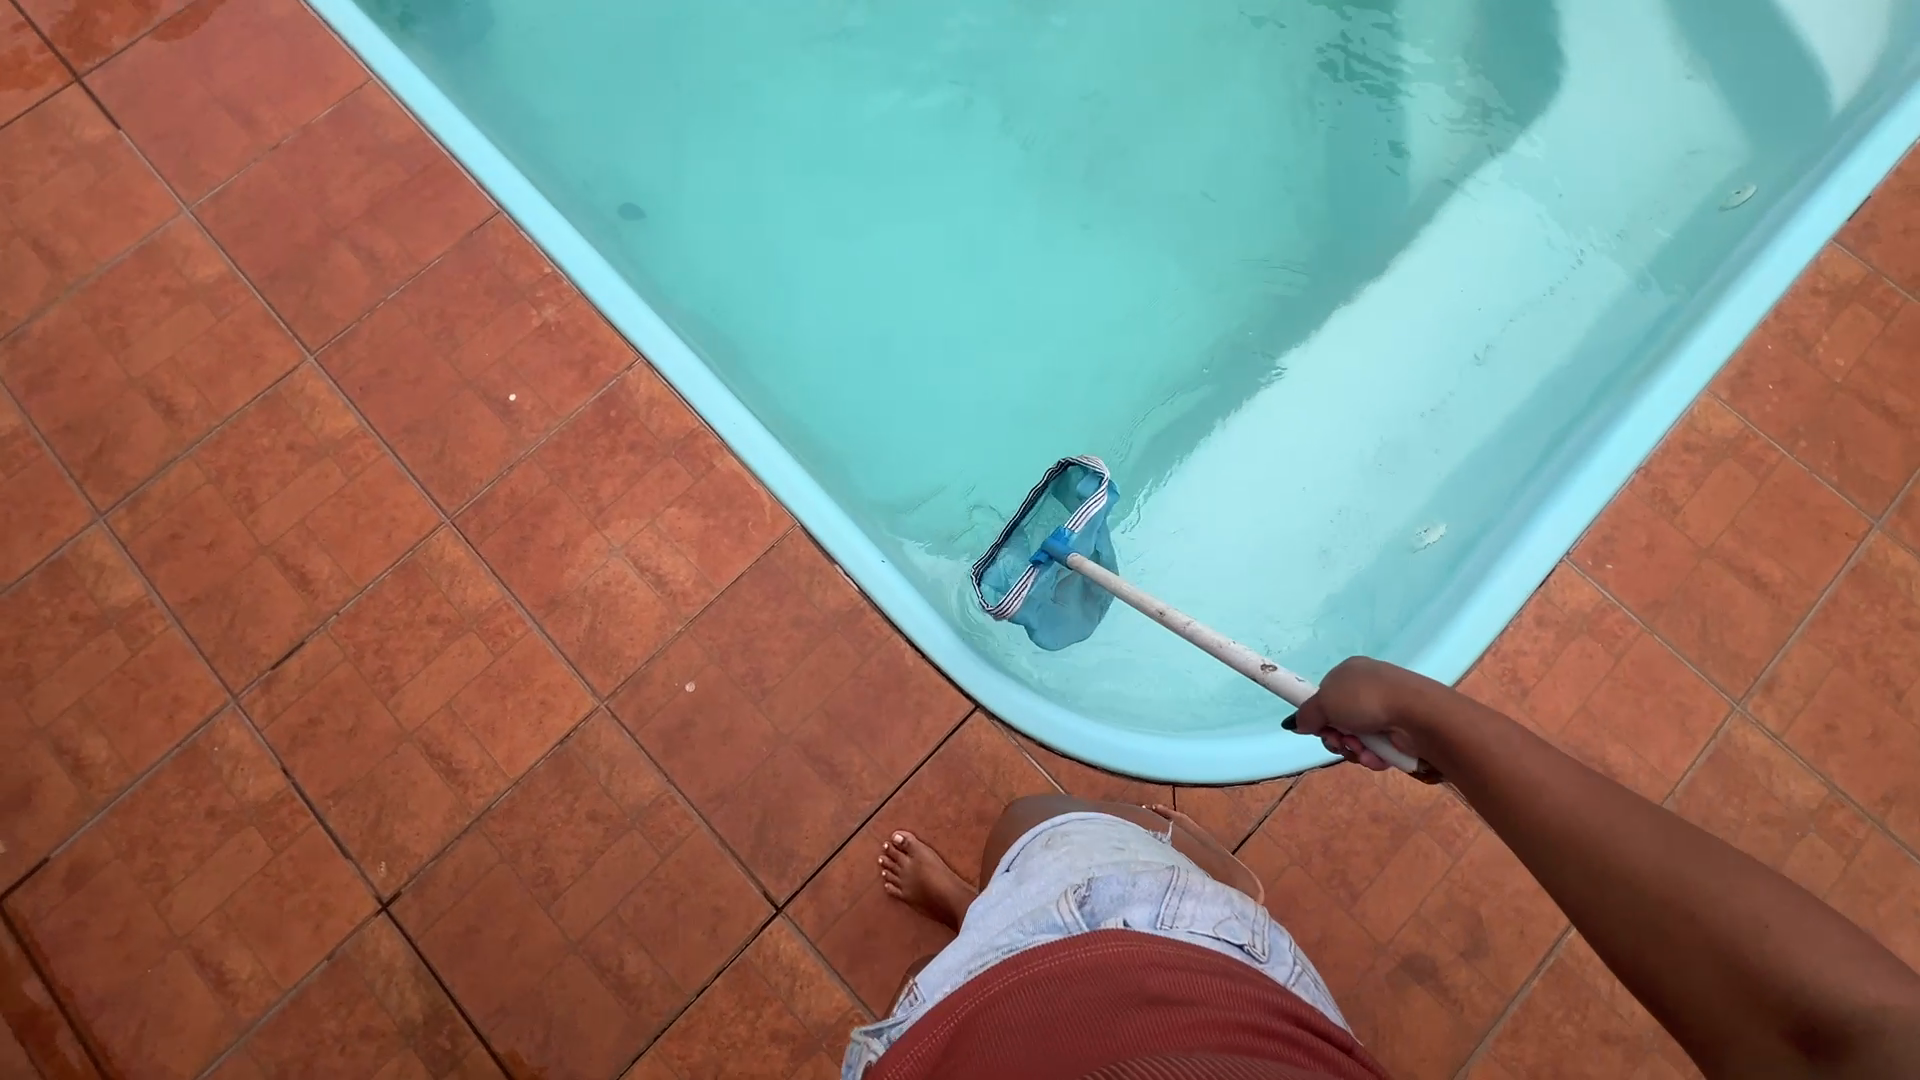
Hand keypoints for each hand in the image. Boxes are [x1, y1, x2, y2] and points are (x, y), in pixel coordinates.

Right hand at [1287, 657, 1448, 780]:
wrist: (1419, 714)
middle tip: (1338, 740)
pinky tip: (1376, 756)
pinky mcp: (1403, 734)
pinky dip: (1373, 756)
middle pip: (1339, 721)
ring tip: (1361, 749)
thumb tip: (1296, 724)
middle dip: (1335, 736)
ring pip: (1356, 739)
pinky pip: (1377, 750)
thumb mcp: (1324, 702)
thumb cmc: (1366, 699)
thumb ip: (1306, 714)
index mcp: (1351, 672)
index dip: (1320, 713)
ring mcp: (1387, 712)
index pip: (1326, 695)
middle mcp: (1369, 689)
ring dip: (1353, 749)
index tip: (1317, 726)